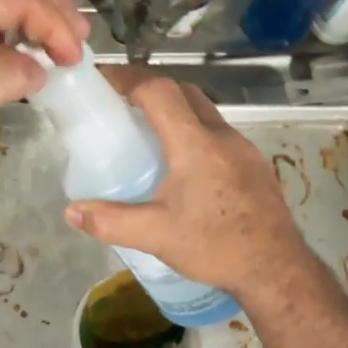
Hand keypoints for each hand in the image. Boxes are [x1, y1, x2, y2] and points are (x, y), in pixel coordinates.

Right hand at [64, 70, 309, 298]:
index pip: (159, 91)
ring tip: (149, 133)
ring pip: (206, 112)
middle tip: (123, 104)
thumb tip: (72, 212)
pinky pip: (220, 134)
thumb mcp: (156, 236)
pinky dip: (195, 132)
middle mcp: (222, 136)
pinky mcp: (255, 166)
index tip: (104, 81)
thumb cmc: (215, 246)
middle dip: (152, 89)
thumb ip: (111, 221)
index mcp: (195, 144)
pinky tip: (184, 165)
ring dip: (177, 110)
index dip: (128, 79)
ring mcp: (244, 149)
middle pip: (185, 92)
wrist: (276, 268)